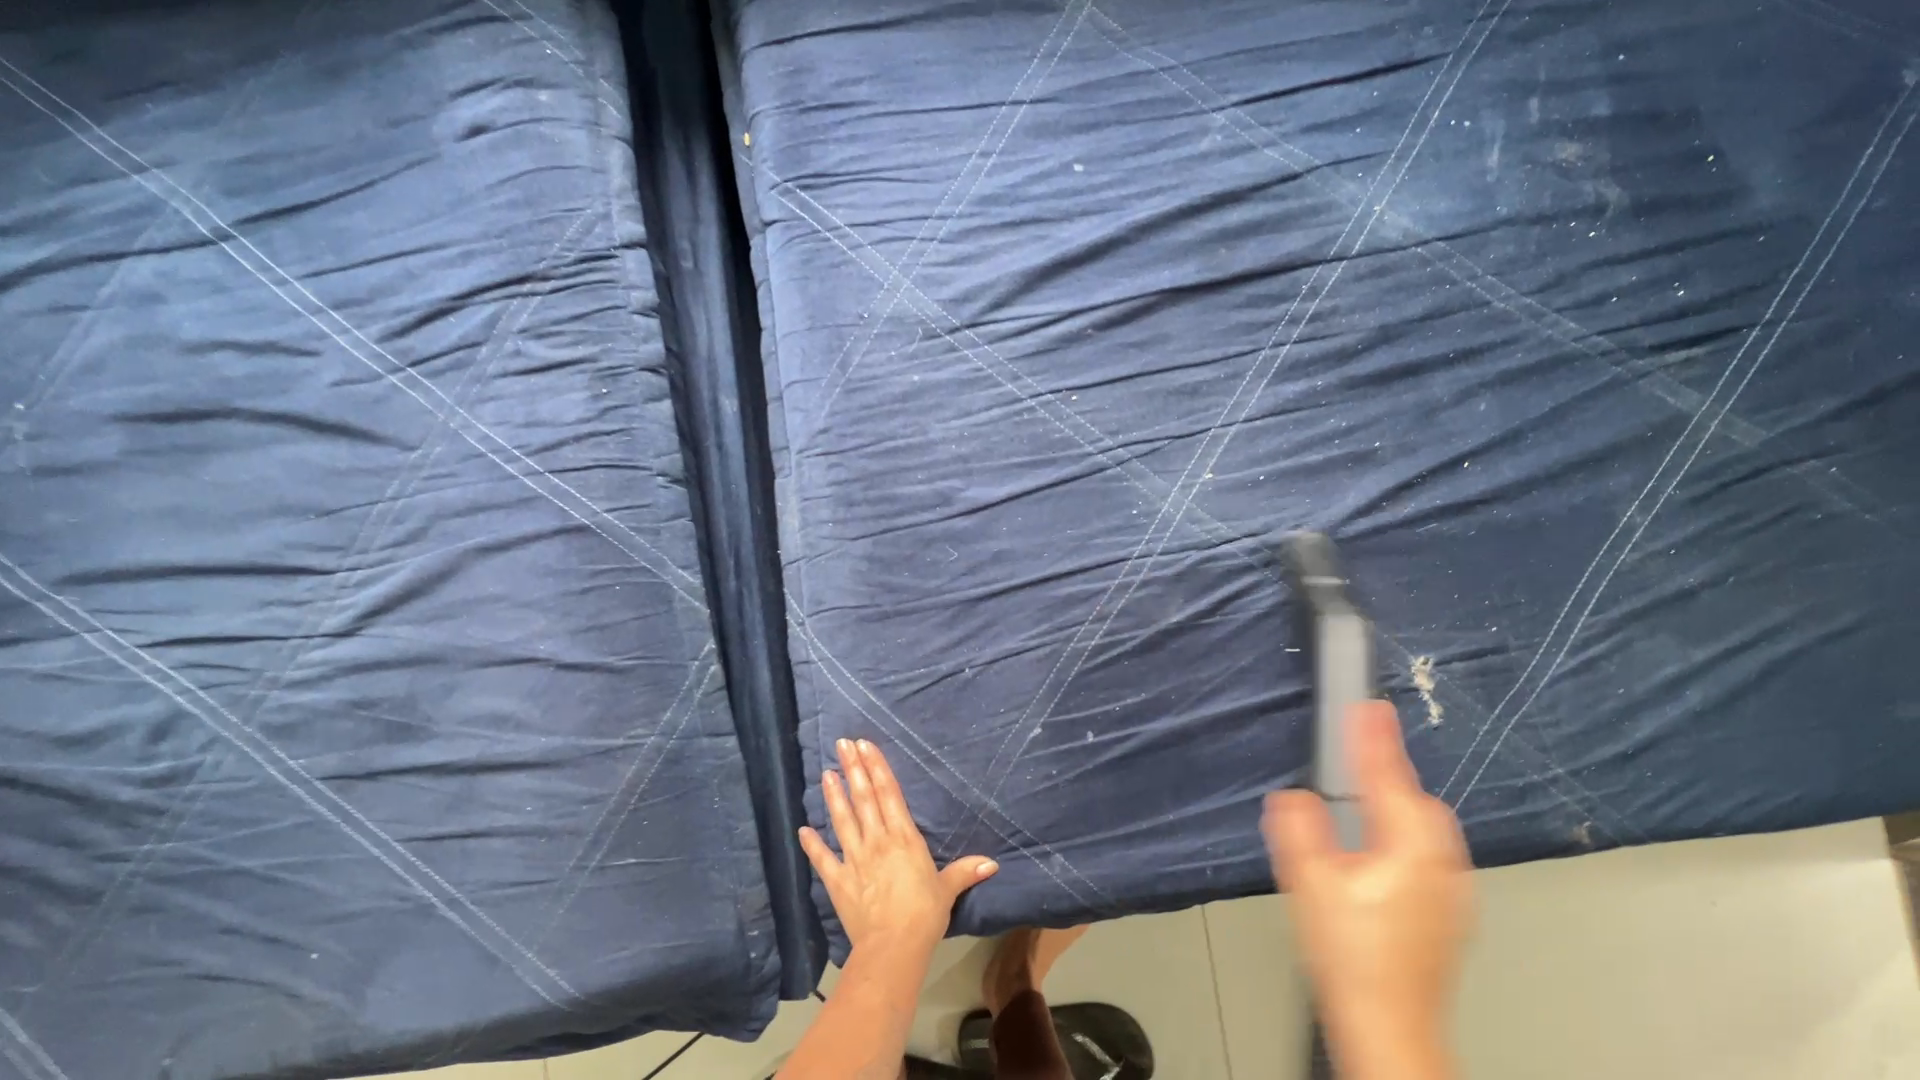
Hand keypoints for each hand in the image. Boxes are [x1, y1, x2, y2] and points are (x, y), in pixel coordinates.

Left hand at [799, 738, 998, 954]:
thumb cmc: (924, 915)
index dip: (877, 767)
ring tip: (826, 773)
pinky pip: (823, 859)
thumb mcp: (947, 890)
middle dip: (854, 769)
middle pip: (864, 798)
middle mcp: (877, 841)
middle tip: (842, 744)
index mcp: (904, 837)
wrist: (893, 946)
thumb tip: (992, 863)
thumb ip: (964, 872)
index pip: (888, 793)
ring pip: (842, 820)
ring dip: (834, 796)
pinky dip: (812, 844)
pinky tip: (803, 829)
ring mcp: (854, 859)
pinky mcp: (838, 881)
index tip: (865, 745)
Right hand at [1263, 701, 1472, 1079]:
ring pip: (1428, 829)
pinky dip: (1406, 837)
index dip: (1374, 739)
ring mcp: (1452, 891)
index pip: (1388, 778)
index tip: (1368, 704)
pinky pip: (1430, 854)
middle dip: (1389, 776)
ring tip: (1364, 804)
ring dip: (1398, 806)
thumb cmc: (1351, 956)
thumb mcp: (1309, 886)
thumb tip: (1293, 795)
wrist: (1390, 1026)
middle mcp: (1439, 863)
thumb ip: (1299, 830)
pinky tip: (1381, 855)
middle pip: (1418, 803)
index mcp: (1408, 847)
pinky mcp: (1450, 914)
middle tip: (1356, 759)